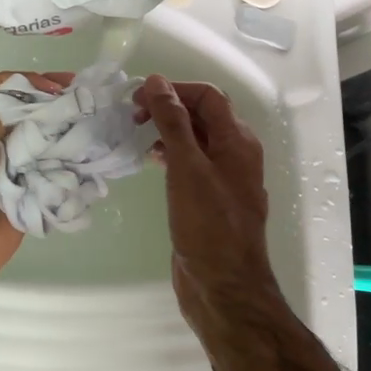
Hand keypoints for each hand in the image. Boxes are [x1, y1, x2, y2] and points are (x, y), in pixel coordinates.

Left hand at [0, 72, 69, 296]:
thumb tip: (26, 114)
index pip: (3, 90)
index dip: (30, 81)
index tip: (59, 84)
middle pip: (27, 115)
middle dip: (54, 107)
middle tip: (85, 102)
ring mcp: (11, 169)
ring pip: (42, 143)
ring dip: (64, 135)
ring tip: (93, 127)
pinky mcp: (27, 193)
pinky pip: (50, 174)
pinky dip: (67, 166)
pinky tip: (88, 158)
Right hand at [133, 76, 277, 333]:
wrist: (224, 288)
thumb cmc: (207, 225)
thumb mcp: (187, 167)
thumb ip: (173, 122)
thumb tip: (157, 82)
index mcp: (237, 141)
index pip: (208, 96)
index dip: (173, 90)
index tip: (138, 99)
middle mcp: (235, 155)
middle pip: (203, 114)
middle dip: (168, 107)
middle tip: (133, 115)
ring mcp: (225, 179)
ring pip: (196, 139)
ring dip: (168, 130)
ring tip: (137, 135)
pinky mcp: (211, 200)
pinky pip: (192, 163)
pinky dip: (171, 154)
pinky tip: (152, 162)